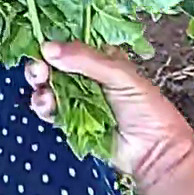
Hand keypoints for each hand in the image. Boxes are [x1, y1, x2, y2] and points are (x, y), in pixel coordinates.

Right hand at [26, 42, 193, 190]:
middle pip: (53, 64)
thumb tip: (47, 48)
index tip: (41, 44)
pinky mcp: (70, 121)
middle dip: (41, 64)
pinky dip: (43, 106)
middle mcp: (84, 75)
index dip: (53, 42)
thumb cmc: (145, 106)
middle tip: (39, 70)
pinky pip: (50, 110)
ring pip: (48, 86)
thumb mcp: (118, 74)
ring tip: (42, 89)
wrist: (154, 153)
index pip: (70, 43)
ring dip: (39, 85)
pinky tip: (45, 104)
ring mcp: (76, 98)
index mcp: (99, 56)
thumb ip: (84, 59)